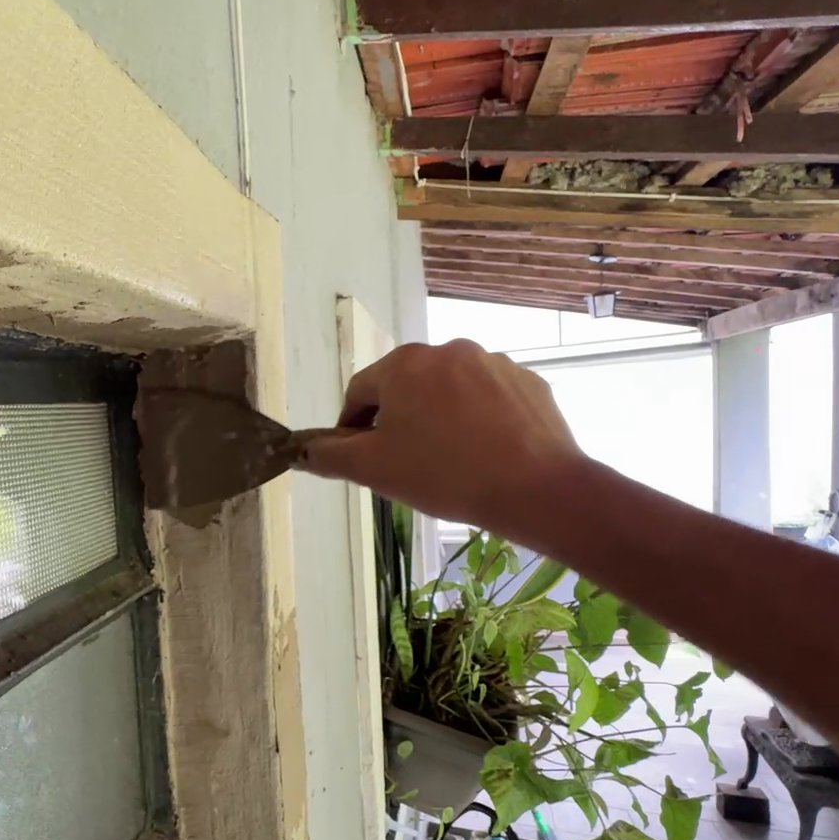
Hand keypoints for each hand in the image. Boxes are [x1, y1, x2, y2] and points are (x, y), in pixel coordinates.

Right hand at [298, 340, 588, 534]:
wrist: (536, 489)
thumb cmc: (442, 473)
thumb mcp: (371, 469)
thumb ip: (328, 456)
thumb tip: (302, 451)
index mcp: (404, 364)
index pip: (359, 393)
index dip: (350, 427)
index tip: (359, 457)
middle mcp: (448, 350)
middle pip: (404, 387)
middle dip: (397, 420)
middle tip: (403, 462)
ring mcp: (493, 362)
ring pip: (445, 391)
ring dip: (436, 418)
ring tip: (445, 459)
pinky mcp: (528, 382)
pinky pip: (486, 398)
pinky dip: (475, 419)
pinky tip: (480, 453)